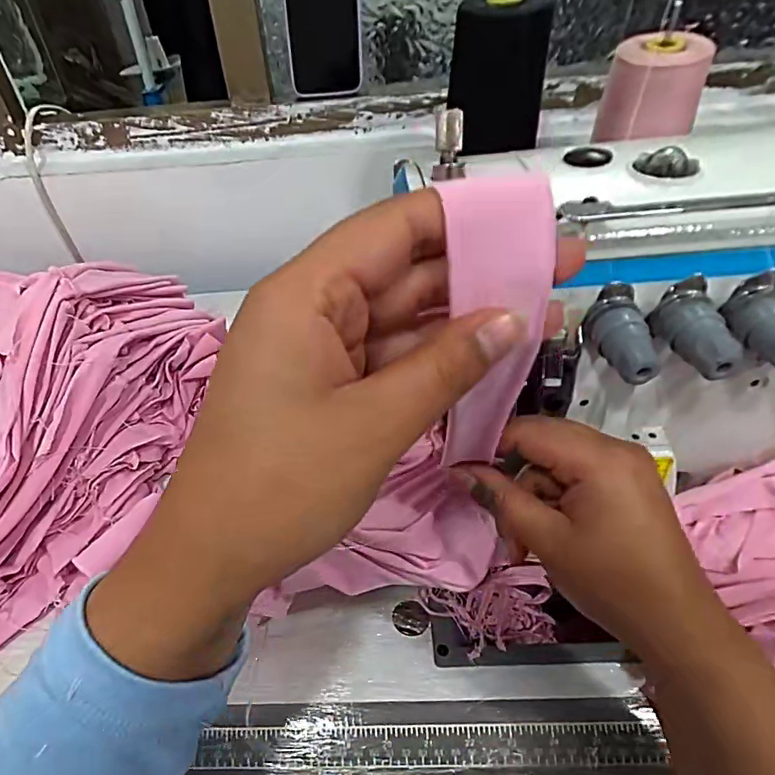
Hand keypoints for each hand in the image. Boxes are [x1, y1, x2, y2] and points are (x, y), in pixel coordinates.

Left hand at [91, 190, 583, 678]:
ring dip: (466, 321)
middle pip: (404, 272)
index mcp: (305, 294)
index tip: (529, 219)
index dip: (466, 218)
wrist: (214, 556)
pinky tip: (491, 360)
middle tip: (559, 265)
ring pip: (402, 321)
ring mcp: (319, 352)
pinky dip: (435, 362)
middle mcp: (311, 310)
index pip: (394, 228)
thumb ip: (447, 366)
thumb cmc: (282, 488)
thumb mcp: (375, 423)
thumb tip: (511, 318)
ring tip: (544, 313)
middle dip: (481, 270)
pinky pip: (389, 361)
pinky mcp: (327, 389)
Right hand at [454, 416, 714, 653]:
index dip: (491, 450)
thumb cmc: (608, 581)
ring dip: (534, 499)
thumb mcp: (545, 539)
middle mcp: (616, 449)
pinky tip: (552, 536)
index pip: (527, 430)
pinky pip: (579, 477)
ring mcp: (627, 466)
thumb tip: (460, 470)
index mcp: (599, 457)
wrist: (674, 621)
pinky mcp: (630, 485)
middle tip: (505, 526)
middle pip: (543, 444)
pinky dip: (557, 502)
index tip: (467, 481)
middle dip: (515, 482)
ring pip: (557, 464)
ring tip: (527, 545)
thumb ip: (501, 498)